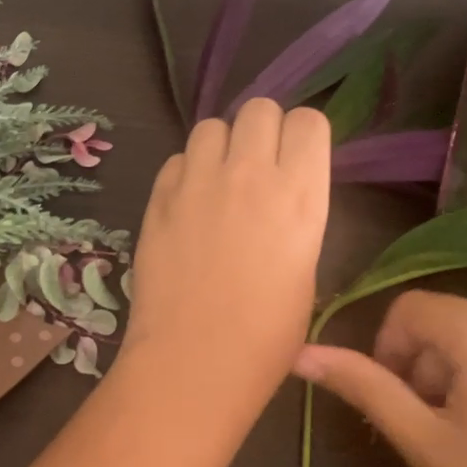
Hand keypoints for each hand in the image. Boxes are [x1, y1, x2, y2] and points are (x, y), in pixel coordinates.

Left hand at [118, 100, 330, 409]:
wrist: (195, 358)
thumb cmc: (267, 334)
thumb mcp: (305, 269)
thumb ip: (295, 216)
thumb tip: (281, 195)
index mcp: (300, 194)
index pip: (308, 121)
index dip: (303, 136)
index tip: (297, 159)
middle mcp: (249, 174)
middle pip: (258, 108)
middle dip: (261, 129)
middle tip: (257, 166)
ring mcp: (197, 181)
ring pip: (210, 126)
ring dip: (219, 146)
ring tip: (218, 181)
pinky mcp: (158, 196)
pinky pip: (176, 160)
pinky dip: (184, 172)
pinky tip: (186, 205)